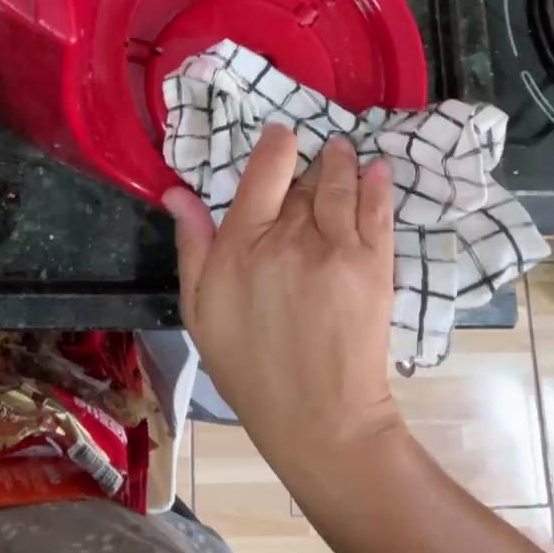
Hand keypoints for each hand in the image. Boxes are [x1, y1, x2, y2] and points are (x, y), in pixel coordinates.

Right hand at [163, 127, 403, 459]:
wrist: (318, 417)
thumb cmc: (248, 364)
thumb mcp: (200, 307)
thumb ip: (192, 244)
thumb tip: (176, 191)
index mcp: (244, 242)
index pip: (265, 170)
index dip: (276, 144)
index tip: (280, 135)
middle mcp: (290, 236)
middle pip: (302, 179)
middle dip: (306, 162)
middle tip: (311, 153)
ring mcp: (336, 248)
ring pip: (339, 186)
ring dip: (341, 162)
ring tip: (342, 150)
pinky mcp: (374, 266)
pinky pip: (376, 212)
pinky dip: (377, 186)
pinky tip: (377, 170)